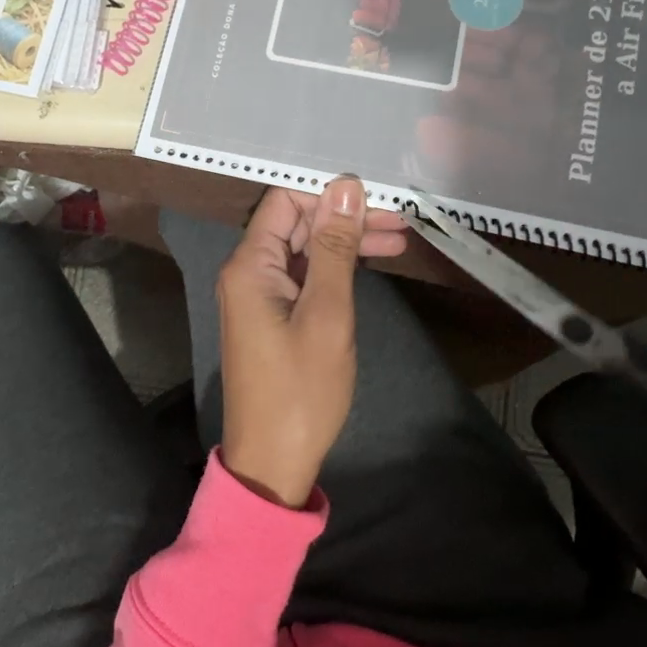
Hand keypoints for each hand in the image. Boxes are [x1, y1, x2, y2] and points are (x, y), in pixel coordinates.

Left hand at [216, 178, 406, 507]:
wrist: (273, 459)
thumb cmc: (301, 389)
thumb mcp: (327, 314)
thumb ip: (335, 247)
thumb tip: (345, 187)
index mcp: (250, 265)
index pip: (284, 201)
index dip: (327, 194)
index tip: (376, 199)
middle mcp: (246, 272)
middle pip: (295, 223)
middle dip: (344, 217)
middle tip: (400, 222)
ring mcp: (257, 296)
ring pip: (303, 250)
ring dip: (345, 242)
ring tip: (399, 240)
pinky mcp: (271, 316)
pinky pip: (302, 276)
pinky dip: (334, 269)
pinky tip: (369, 264)